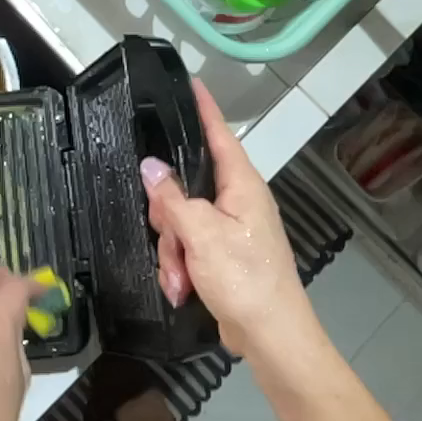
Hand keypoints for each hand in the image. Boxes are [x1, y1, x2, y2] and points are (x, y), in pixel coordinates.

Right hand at [142, 80, 320, 362]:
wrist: (272, 338)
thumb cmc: (246, 280)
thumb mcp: (202, 235)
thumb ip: (172, 199)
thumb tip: (150, 166)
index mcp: (241, 185)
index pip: (219, 134)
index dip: (202, 109)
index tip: (189, 82)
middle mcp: (235, 201)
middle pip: (184, 186)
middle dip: (169, 217)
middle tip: (171, 237)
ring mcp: (228, 230)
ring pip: (179, 221)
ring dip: (173, 252)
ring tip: (182, 278)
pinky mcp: (220, 255)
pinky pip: (186, 247)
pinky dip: (180, 268)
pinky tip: (183, 289)